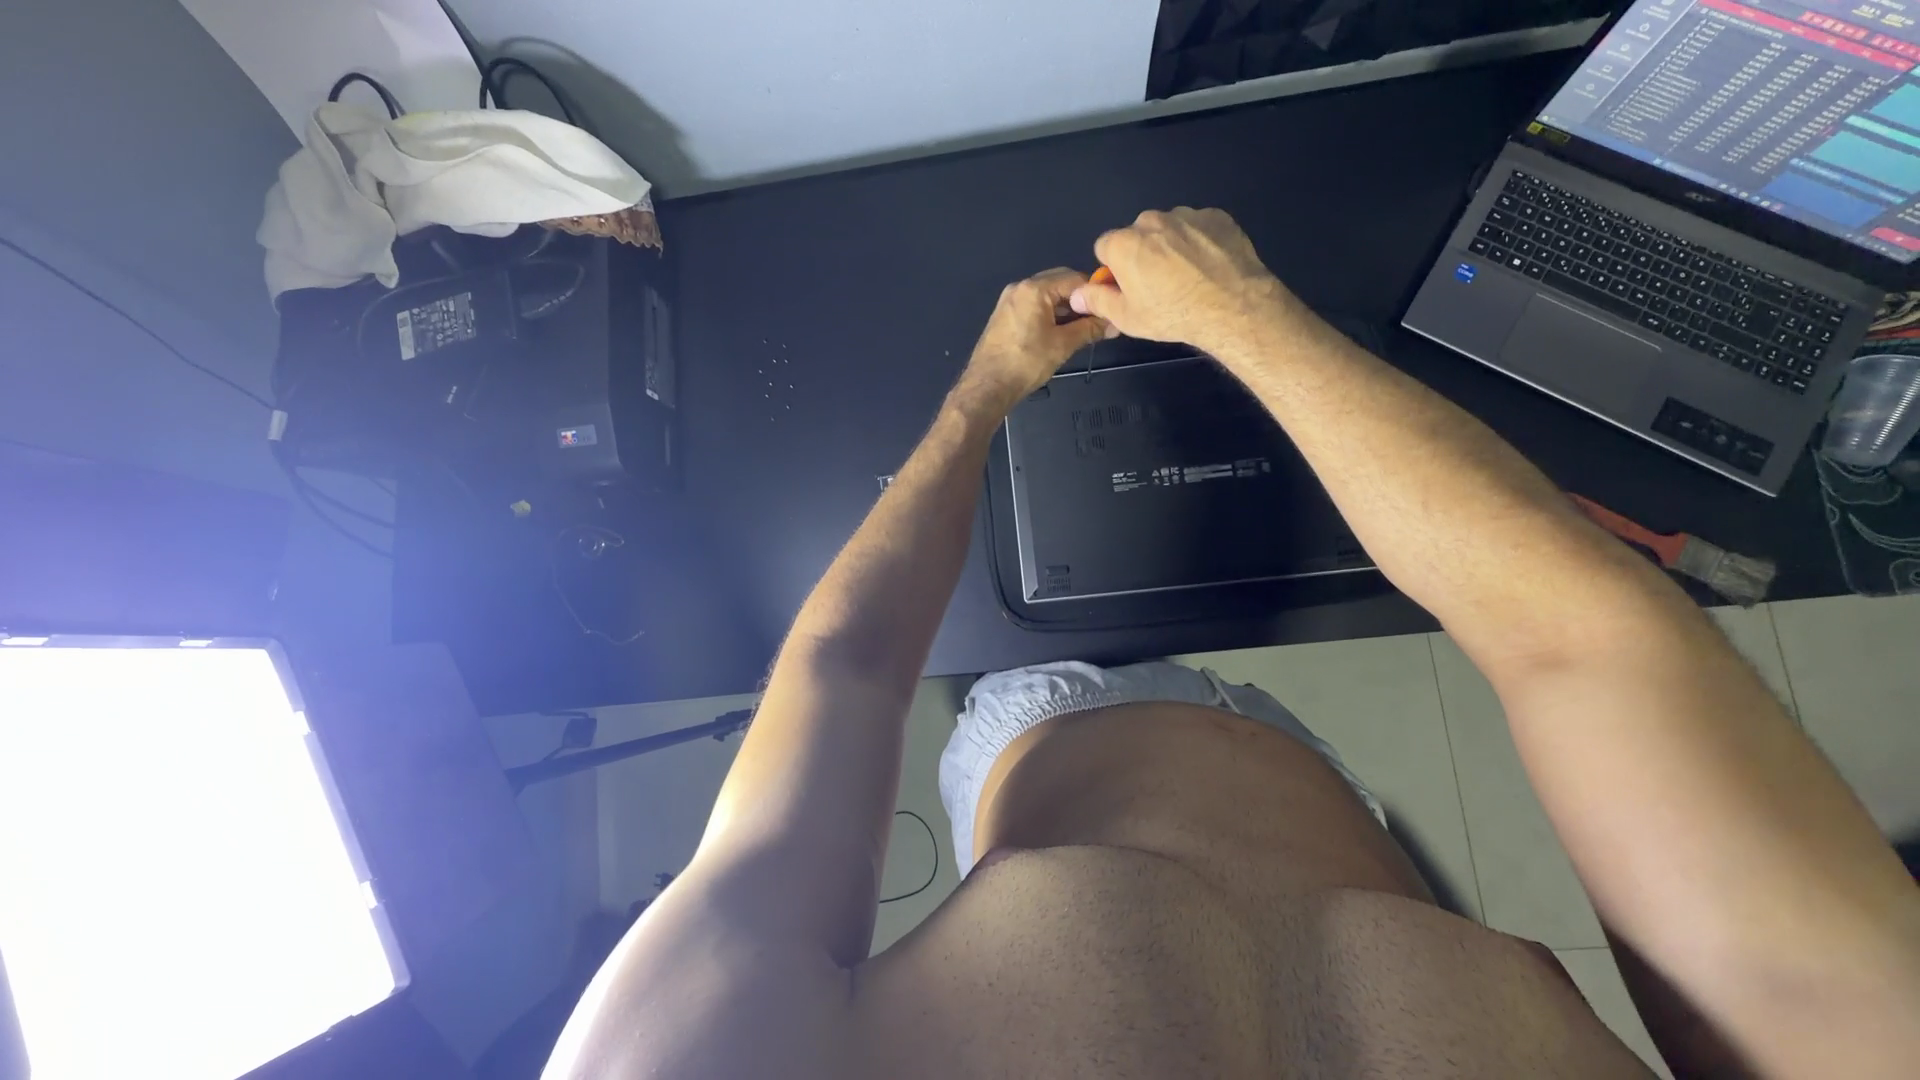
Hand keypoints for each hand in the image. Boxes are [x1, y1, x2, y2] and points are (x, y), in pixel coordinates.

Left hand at [955, 268, 1109, 413]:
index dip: (1095, 293)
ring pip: (1047, 296)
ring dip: (1066, 309)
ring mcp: (1010, 301)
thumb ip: (1090, 329)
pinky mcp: (1005, 315)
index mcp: (1034, 288)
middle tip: (1098, 319)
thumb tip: (1114, 324)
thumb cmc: (1026, 363)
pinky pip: (1034, 307)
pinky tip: (1062, 332)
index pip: (1074, 278)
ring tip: (1084, 328)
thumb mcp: (1063, 345)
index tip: (1110, 308)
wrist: (988, 387)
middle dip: (1080, 300)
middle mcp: (1020, 287)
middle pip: (1060, 283)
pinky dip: (1051, 315)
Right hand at [1068, 208, 1301, 356]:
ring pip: (1168, 228)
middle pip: (1137, 234)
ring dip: (1171, 245)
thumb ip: (1097, 300)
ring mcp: (1186, 215)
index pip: (1105, 247)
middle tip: (1160, 283)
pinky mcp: (1215, 216)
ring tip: (1188, 275)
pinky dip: (1199, 241)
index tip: (1128, 285)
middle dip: (1143, 252)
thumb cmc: (1173, 314)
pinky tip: (1208, 265)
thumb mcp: (1127, 318)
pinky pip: (1198, 226)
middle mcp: (1151, 220)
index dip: (1114, 267)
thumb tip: (1076, 294)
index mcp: (1124, 243)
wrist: (1233, 306)